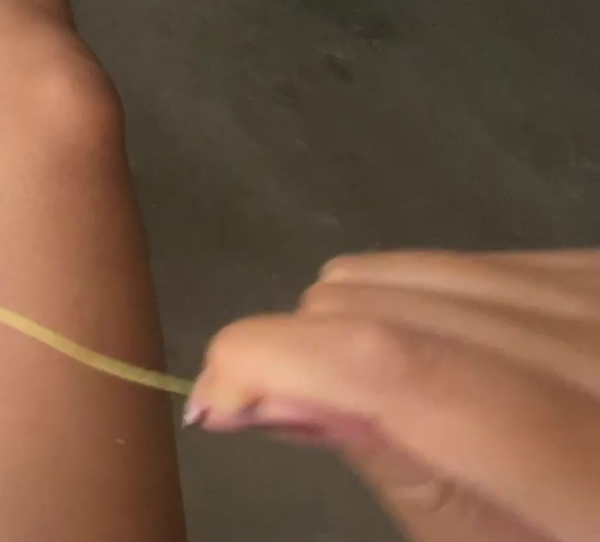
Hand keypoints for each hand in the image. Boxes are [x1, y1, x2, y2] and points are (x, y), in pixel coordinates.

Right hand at [189, 250, 599, 541]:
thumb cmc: (595, 537)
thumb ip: (405, 478)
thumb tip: (249, 398)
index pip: (401, 368)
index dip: (268, 363)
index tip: (214, 408)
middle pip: (368, 307)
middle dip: (305, 362)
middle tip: (326, 428)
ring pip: (383, 274)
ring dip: (344, 330)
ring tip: (397, 399)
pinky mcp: (598, 262)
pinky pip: (437, 261)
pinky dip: (402, 306)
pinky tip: (453, 362)